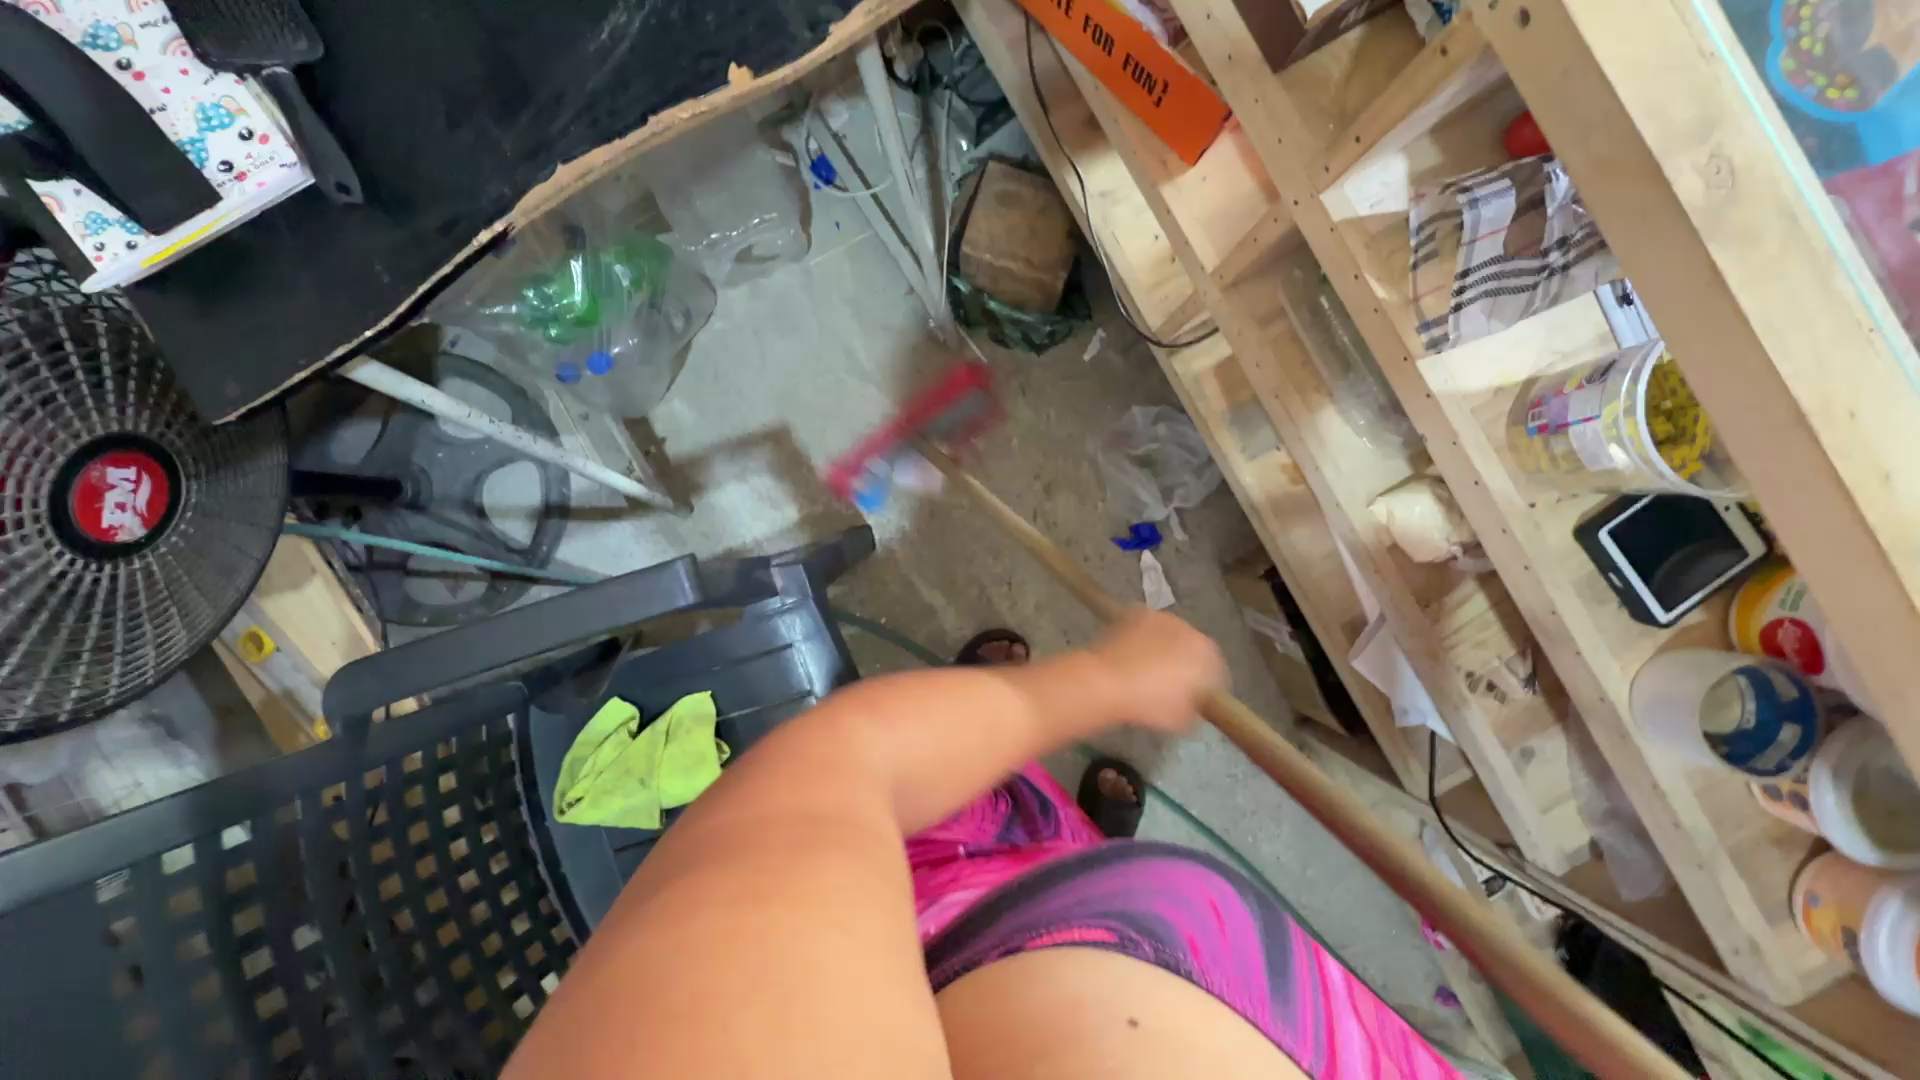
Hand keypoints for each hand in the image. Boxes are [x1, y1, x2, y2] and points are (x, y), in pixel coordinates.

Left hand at [1086, 609, 1224, 734]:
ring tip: (1149, 668)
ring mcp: (1163, 618)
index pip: (1217, 672)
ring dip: (1166, 648)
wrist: (1106, 681)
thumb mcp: (1181, 720)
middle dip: (1186, 664)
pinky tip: (1133, 654)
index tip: (1196, 699)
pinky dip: (1144, 639)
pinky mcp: (1137, 613)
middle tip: (1171, 684)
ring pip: (1172, 636)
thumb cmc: (1149, 703)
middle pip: (1195, 649)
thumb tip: (1190, 705)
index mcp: (1208, 656)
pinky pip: (1148, 630)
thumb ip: (1194, 709)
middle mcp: (1191, 630)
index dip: (1207, 687)